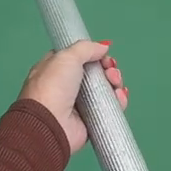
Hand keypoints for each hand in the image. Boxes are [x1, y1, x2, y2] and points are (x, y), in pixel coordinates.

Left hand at [20, 39, 128, 153]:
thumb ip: (86, 48)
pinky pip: (110, 107)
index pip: (78, 57)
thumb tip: (102, 46)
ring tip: (115, 83)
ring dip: (114, 83)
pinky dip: (118, 101)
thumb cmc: (52, 88)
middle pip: (95, 72)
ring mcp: (79, 104)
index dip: (93, 54)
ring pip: (105, 89)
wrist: (50, 124)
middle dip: (107, 69)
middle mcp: (66, 86)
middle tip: (110, 70)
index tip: (103, 54)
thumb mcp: (66, 57)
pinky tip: (119, 96)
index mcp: (55, 69)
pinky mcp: (90, 119)